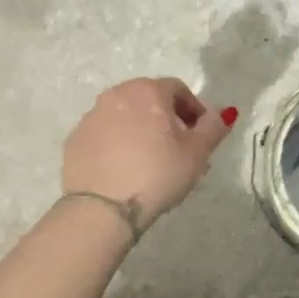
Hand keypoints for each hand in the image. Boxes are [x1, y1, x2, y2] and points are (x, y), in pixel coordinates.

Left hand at [62, 78, 235, 230]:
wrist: (103, 208)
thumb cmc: (157, 174)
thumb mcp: (196, 153)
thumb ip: (213, 127)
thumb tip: (224, 111)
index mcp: (147, 91)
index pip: (178, 89)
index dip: (194, 110)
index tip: (201, 135)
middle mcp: (116, 95)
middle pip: (149, 99)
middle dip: (167, 119)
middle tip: (179, 149)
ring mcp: (91, 116)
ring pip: (125, 116)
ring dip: (141, 130)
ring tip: (151, 162)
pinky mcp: (74, 140)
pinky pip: (104, 135)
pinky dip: (118, 144)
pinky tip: (125, 170)